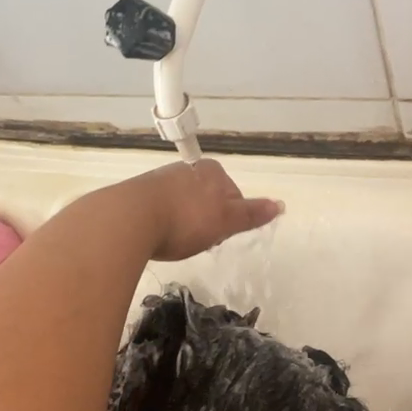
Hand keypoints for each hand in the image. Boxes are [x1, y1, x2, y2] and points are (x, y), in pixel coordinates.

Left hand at [113, 159, 281, 261]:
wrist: (132, 219)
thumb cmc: (186, 220)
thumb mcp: (225, 220)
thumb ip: (251, 214)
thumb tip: (279, 205)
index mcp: (212, 171)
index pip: (233, 195)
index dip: (229, 219)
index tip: (218, 236)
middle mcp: (187, 169)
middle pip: (207, 199)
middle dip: (206, 220)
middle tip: (197, 241)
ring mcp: (161, 180)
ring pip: (183, 204)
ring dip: (184, 222)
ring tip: (176, 242)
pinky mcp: (140, 194)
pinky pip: (161, 209)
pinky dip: (163, 222)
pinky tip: (158, 236)